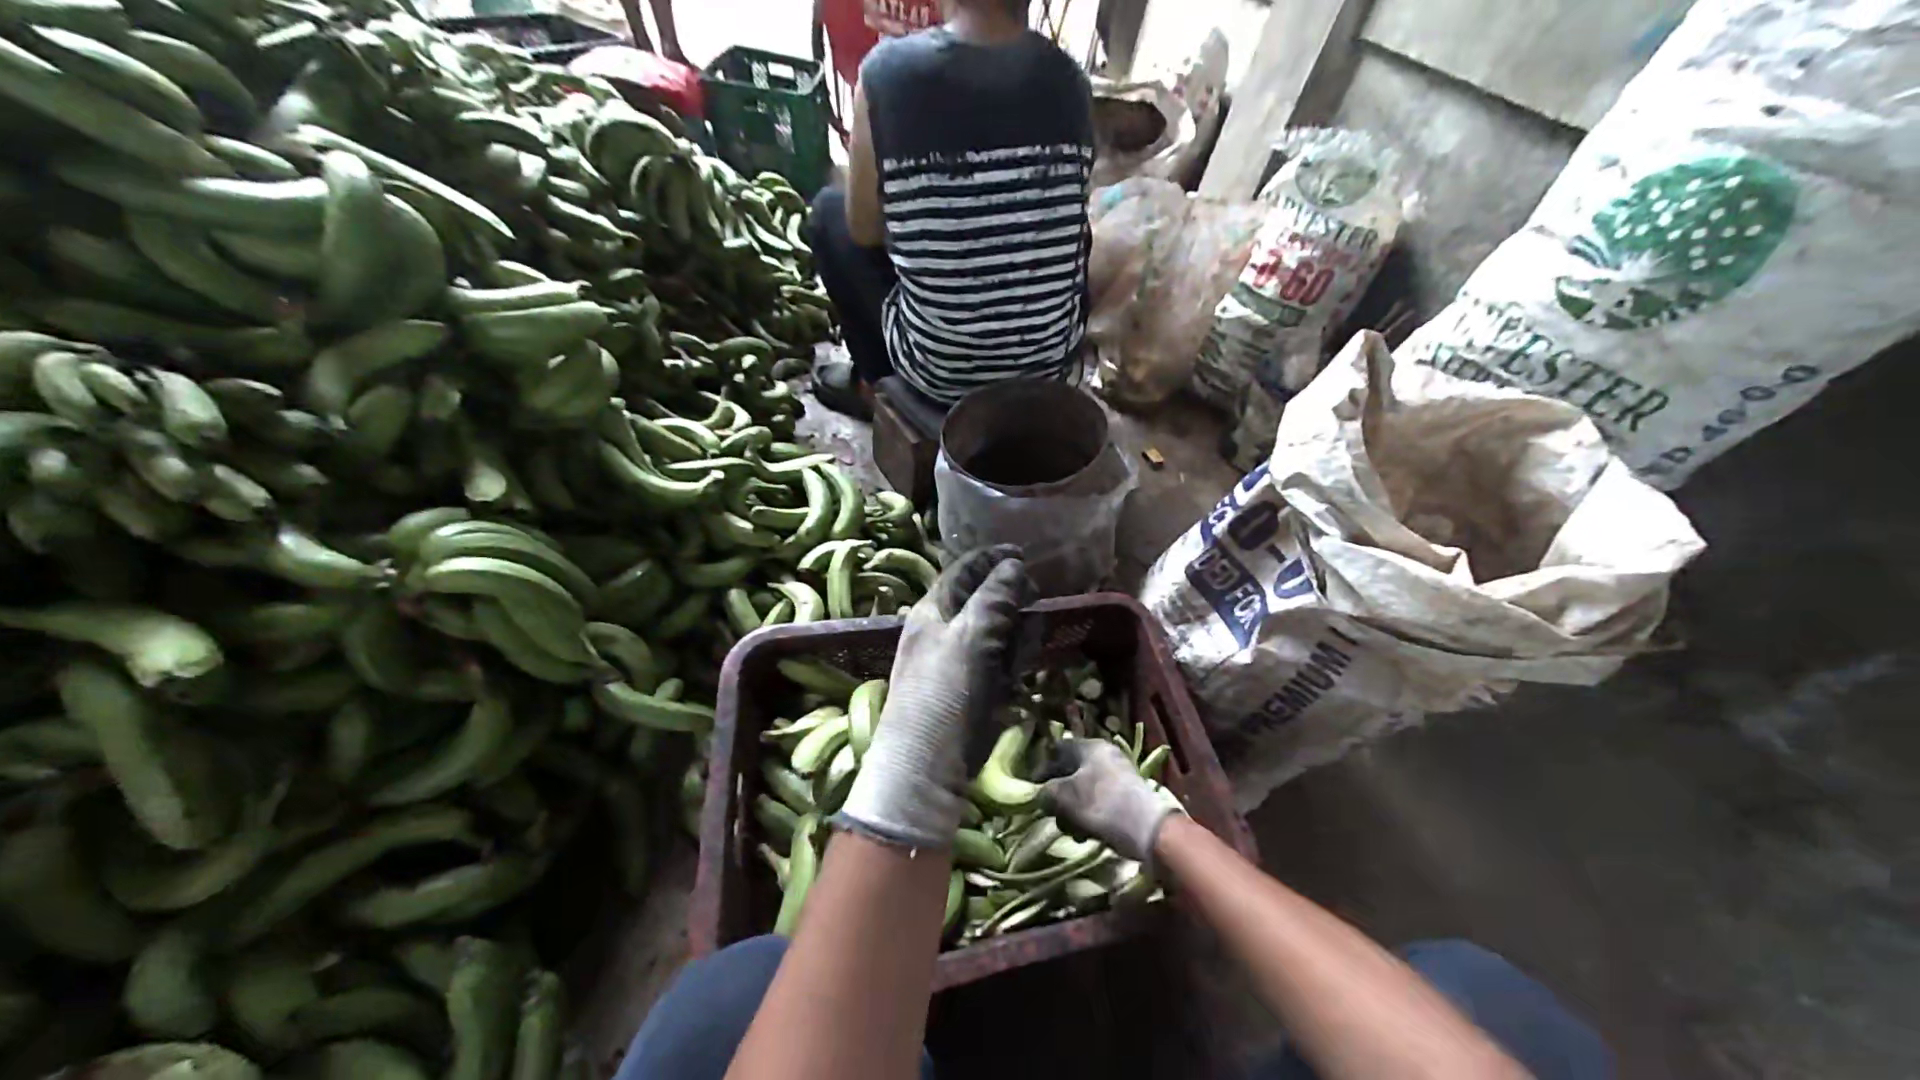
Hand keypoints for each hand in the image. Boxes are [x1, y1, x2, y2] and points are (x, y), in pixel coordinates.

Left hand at [836, 546, 1031, 849]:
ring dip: (1015, 624)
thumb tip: (1012, 565)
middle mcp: (942, 631)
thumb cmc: (944, 690)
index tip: (1022, 553)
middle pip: (979, 599)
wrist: (928, 763)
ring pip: (992, 630)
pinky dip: (1015, 654)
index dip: (990, 559)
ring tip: (1035, 621)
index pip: (961, 571)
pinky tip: (1028, 655)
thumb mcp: (970, 635)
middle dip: (1007, 592)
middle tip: (1035, 592)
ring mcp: (958, 661)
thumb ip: (993, 597)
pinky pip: (999, 661)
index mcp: (931, 611)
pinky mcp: (973, 689)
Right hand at [1040, 740, 1183, 866]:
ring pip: (1084, 789)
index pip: (1057, 749)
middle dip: (1059, 795)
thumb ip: (1046, 793)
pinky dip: (1089, 816)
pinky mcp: (1127, 796)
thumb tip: (1042, 796)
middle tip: (1052, 814)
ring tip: (1070, 829)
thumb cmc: (1100, 805)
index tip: (1035, 790)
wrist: (1147, 829)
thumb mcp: (1063, 797)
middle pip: (1071, 771)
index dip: (1042, 769)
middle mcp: (1105, 755)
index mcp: (1090, 746)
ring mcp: (1118, 775)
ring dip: (1072, 810)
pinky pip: (1099, 802)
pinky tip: (1085, 834)